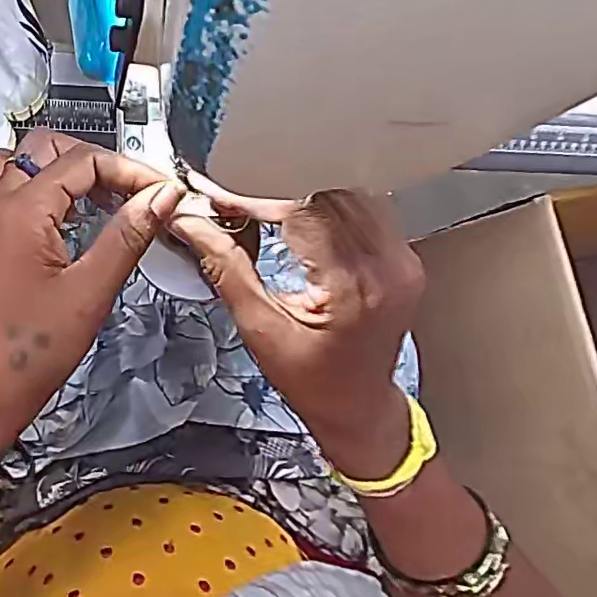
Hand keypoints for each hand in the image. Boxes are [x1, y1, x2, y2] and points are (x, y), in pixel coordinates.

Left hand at [0, 130, 183, 464]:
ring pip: (26, 163)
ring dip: (67, 170)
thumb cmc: (29, 350)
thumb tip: (161, 196)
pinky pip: (14, 190)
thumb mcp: (91, 290)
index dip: (130, 171)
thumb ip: (128, 235)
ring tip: (104, 199)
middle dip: (98, 161)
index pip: (84, 161)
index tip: (161, 192)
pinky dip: (46, 189)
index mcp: (21, 209)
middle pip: (50, 148)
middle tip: (134, 191)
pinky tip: (74, 220)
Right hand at [168, 180, 425, 479]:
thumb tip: (193, 226)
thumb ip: (226, 269)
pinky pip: (362, 208)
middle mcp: (388, 266)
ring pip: (346, 193)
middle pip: (326, 193)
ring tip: (262, 204)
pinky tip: (297, 213)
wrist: (359, 407)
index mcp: (354, 286)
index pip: (301, 210)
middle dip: (274, 189)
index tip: (220, 196)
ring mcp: (401, 259)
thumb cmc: (315, 383)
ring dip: (300, 192)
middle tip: (236, 199)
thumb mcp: (260, 329)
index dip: (254, 196)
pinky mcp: (402, 257)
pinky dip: (325, 204)